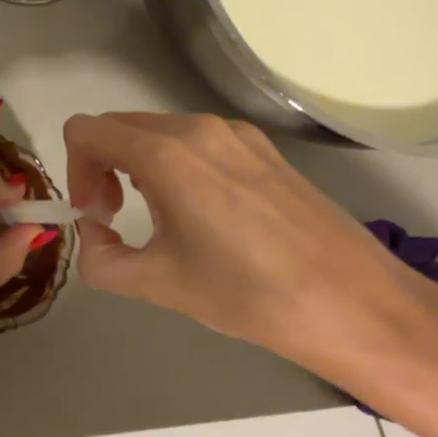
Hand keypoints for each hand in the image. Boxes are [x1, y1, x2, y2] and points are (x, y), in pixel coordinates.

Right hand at [64, 112, 437, 376]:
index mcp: (165, 155)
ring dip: (138, 166)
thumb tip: (92, 233)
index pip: (85, 131)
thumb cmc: (253, 297)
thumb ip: (100, 258)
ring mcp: (236, 134)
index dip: (74, 171)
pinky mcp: (265, 149)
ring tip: (164, 219)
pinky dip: (178, 165)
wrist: (363, 309)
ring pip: (157, 131)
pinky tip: (207, 215)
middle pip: (118, 126)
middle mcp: (197, 129)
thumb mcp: (160, 285)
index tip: (97, 214)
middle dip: (101, 167)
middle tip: (117, 217)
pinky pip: (196, 141)